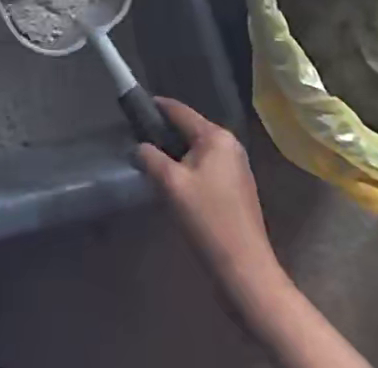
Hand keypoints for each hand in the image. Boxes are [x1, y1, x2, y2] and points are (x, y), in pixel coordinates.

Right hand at [136, 97, 283, 298]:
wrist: (245, 269)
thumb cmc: (207, 219)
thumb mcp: (171, 184)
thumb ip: (150, 157)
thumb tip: (138, 147)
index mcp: (216, 137)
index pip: (179, 110)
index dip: (155, 107)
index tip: (133, 108)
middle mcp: (230, 145)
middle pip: (189, 128)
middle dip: (164, 133)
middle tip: (137, 141)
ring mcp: (237, 167)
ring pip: (196, 149)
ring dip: (175, 153)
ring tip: (151, 163)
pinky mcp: (237, 188)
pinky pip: (206, 166)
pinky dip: (188, 168)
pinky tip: (174, 184)